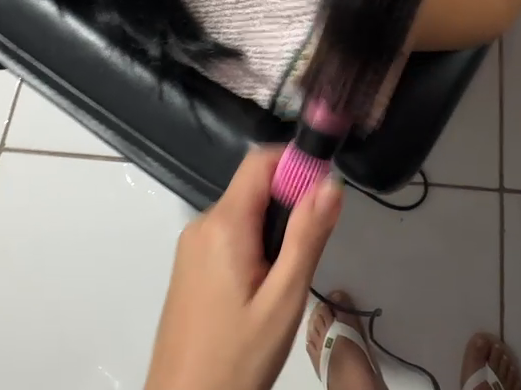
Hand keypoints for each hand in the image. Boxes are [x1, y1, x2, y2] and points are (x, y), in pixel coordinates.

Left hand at [145, 147, 343, 389]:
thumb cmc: (237, 359)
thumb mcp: (283, 300)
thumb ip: (307, 237)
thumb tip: (330, 181)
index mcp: (224, 224)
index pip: (261, 160)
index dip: (297, 164)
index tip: (324, 194)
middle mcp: (202, 224)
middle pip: (255, 188)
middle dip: (289, 207)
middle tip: (305, 258)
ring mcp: (191, 248)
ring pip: (245, 215)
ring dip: (273, 232)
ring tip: (283, 286)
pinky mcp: (189, 269)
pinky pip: (230, 238)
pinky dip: (254, 249)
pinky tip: (261, 295)